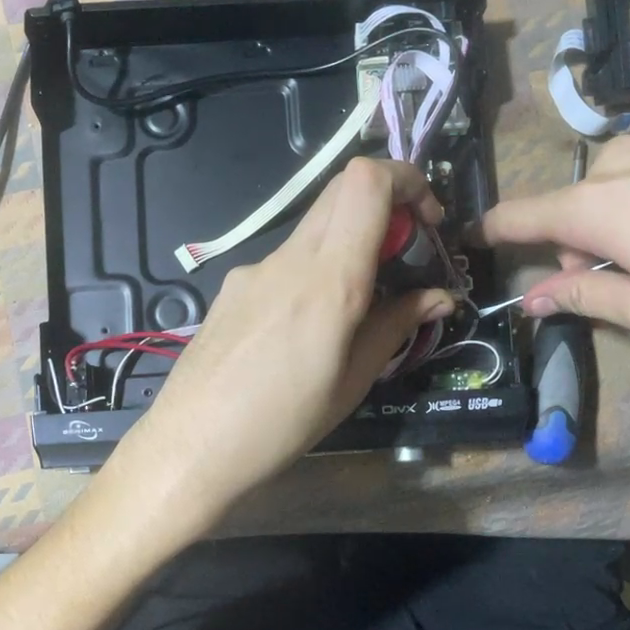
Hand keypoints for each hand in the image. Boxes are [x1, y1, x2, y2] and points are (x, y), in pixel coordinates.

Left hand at [106, 158, 454, 515]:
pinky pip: (283, 264)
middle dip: (385, 209)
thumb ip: (396, 326)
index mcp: (328, 281)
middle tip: (401, 262)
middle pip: (342, 191)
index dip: (406, 181)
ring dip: (347, 247)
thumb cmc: (281, 425)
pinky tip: (301, 333)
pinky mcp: (230, 289)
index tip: (428, 222)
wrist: (190, 448)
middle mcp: (288, 260)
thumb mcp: (352, 382)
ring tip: (353, 313)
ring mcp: (252, 271)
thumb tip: (438, 296)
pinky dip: (311, 274)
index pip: (367, 181)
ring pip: (312, 231)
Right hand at [477, 120, 629, 336]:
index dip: (491, 233)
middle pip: (571, 206)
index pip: (515, 217)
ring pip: (613, 181)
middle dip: (584, 242)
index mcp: (592, 208)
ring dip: (622, 214)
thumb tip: (533, 299)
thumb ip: (583, 299)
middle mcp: (613, 159)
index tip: (475, 241)